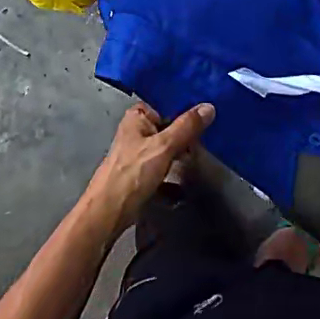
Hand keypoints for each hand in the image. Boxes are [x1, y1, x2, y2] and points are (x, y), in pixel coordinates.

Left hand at [80, 102, 214, 232]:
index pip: (165, 103)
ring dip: (183, 152)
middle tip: (209, 135)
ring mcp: (138, 154)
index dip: (184, 107)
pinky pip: (165, 166)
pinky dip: (175, 171)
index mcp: (137, 117)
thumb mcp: (164, 146)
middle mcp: (136, 131)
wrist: (108, 214)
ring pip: (167, 147)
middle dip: (186, 133)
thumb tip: (210, 107)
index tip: (207, 109)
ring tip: (202, 155)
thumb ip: (187, 126)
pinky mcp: (141, 174)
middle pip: (168, 126)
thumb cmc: (133, 174)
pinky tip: (189, 176)